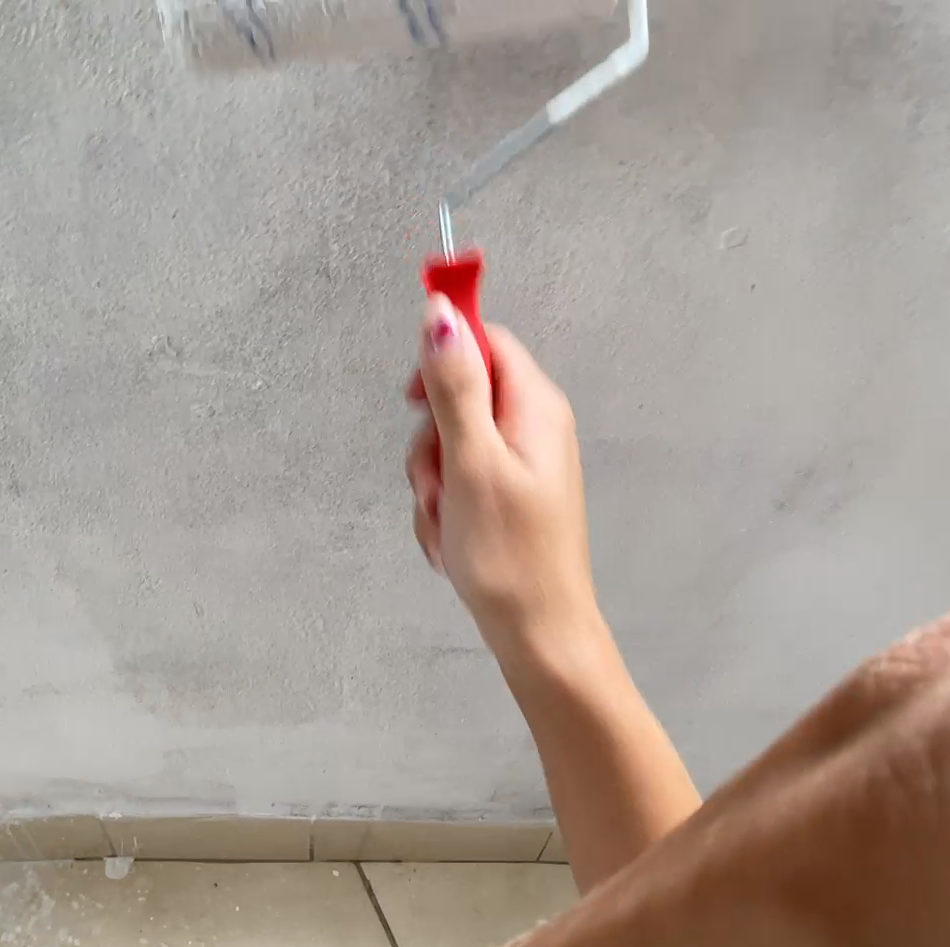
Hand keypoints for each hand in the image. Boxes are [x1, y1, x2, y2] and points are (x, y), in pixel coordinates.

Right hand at [406, 297, 599, 652]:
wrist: (537, 632)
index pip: (485, 342)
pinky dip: (445, 507)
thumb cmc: (507, 552)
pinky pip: (459, 481)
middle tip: (437, 484)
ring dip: (433, 482)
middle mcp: (531, 428)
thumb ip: (454, 385)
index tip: (412, 401)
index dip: (442, 359)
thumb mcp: (471, 461)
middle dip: (431, 442)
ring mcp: (518, 465)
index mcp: (534, 407)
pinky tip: (450, 540)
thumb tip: (439, 311)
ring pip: (450, 445)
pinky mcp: (505, 497)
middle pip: (460, 397)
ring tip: (446, 522)